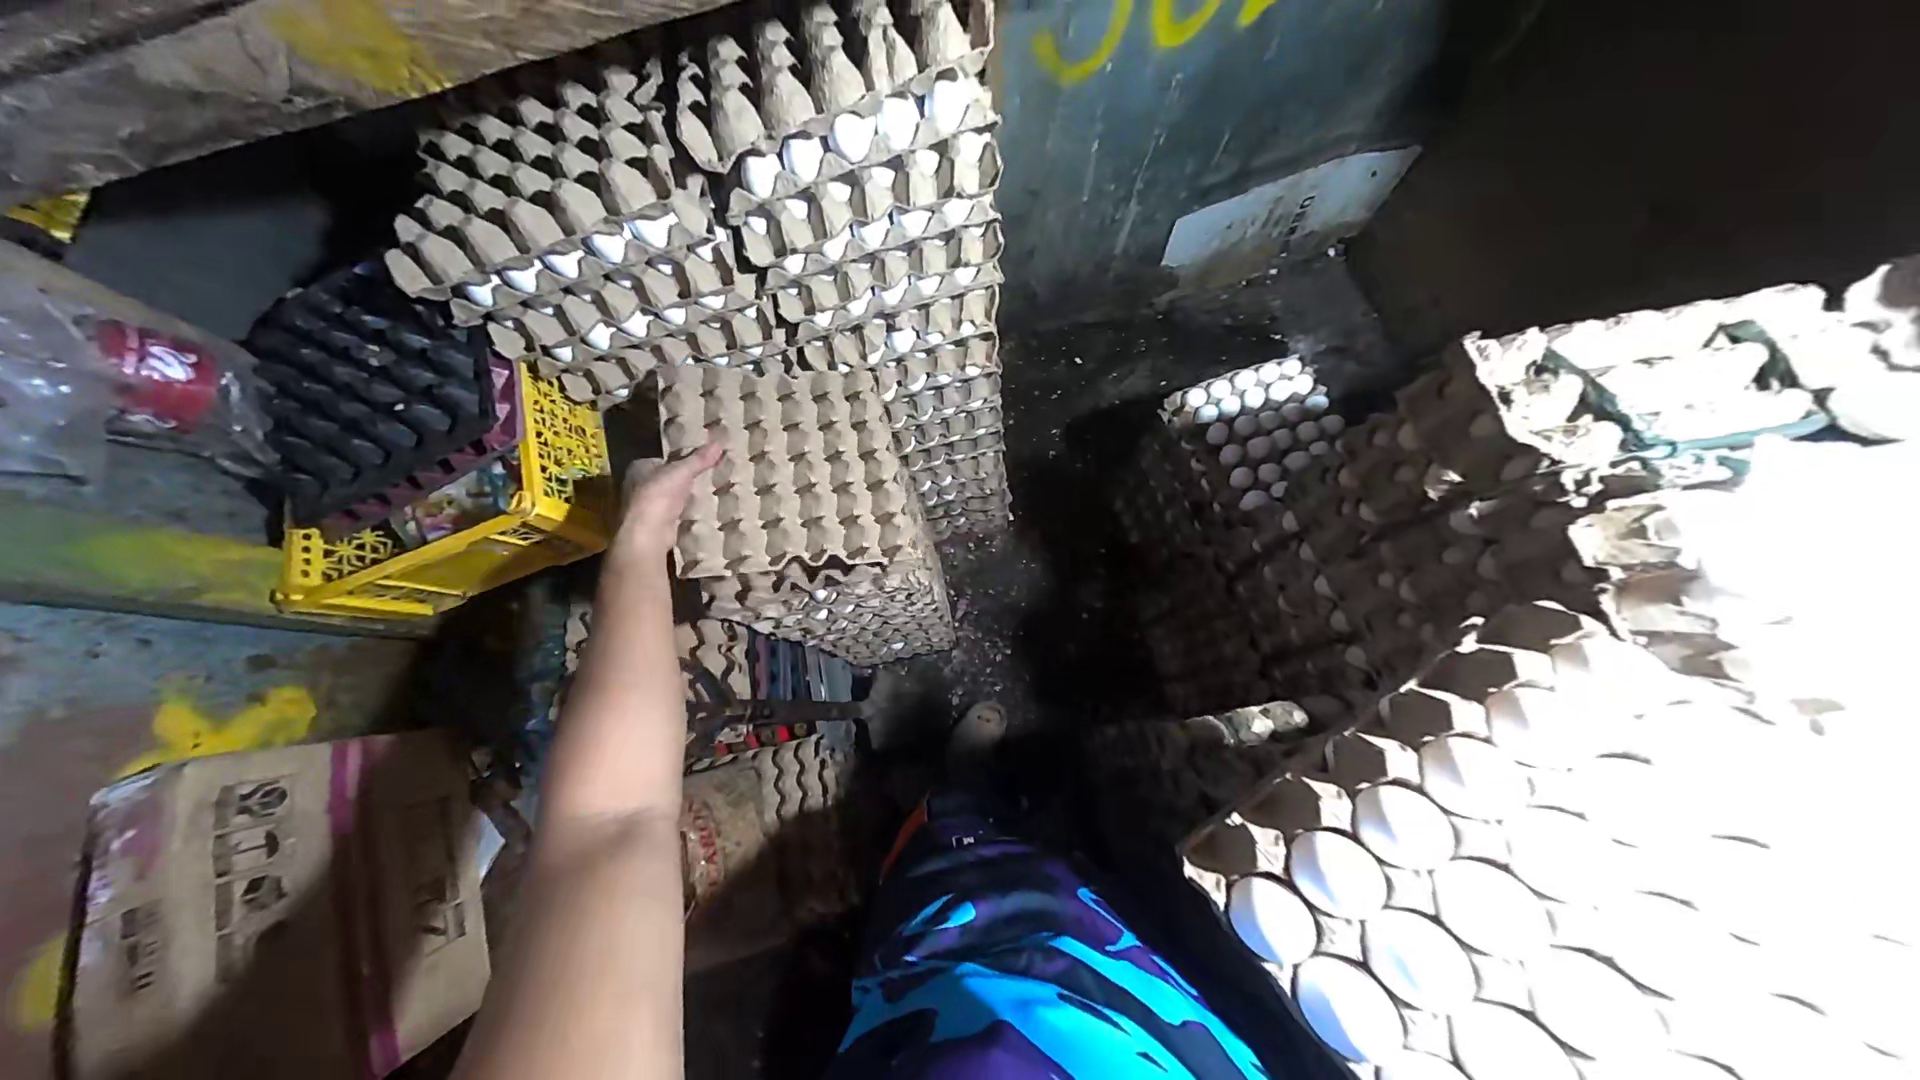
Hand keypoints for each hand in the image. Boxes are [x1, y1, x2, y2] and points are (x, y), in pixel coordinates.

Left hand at [610, 436, 724, 568]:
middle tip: (706, 477)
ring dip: (684, 497)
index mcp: (638, 468)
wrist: (648, 532)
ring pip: (669, 497)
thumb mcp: (682, 471)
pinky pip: (673, 514)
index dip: (678, 461)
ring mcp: (644, 507)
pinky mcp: (654, 524)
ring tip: (708, 493)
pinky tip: (699, 512)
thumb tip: (719, 443)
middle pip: (665, 479)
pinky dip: (684, 513)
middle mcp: (637, 486)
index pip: (661, 460)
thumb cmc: (659, 495)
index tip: (698, 462)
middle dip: (683, 480)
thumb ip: (699, 459)